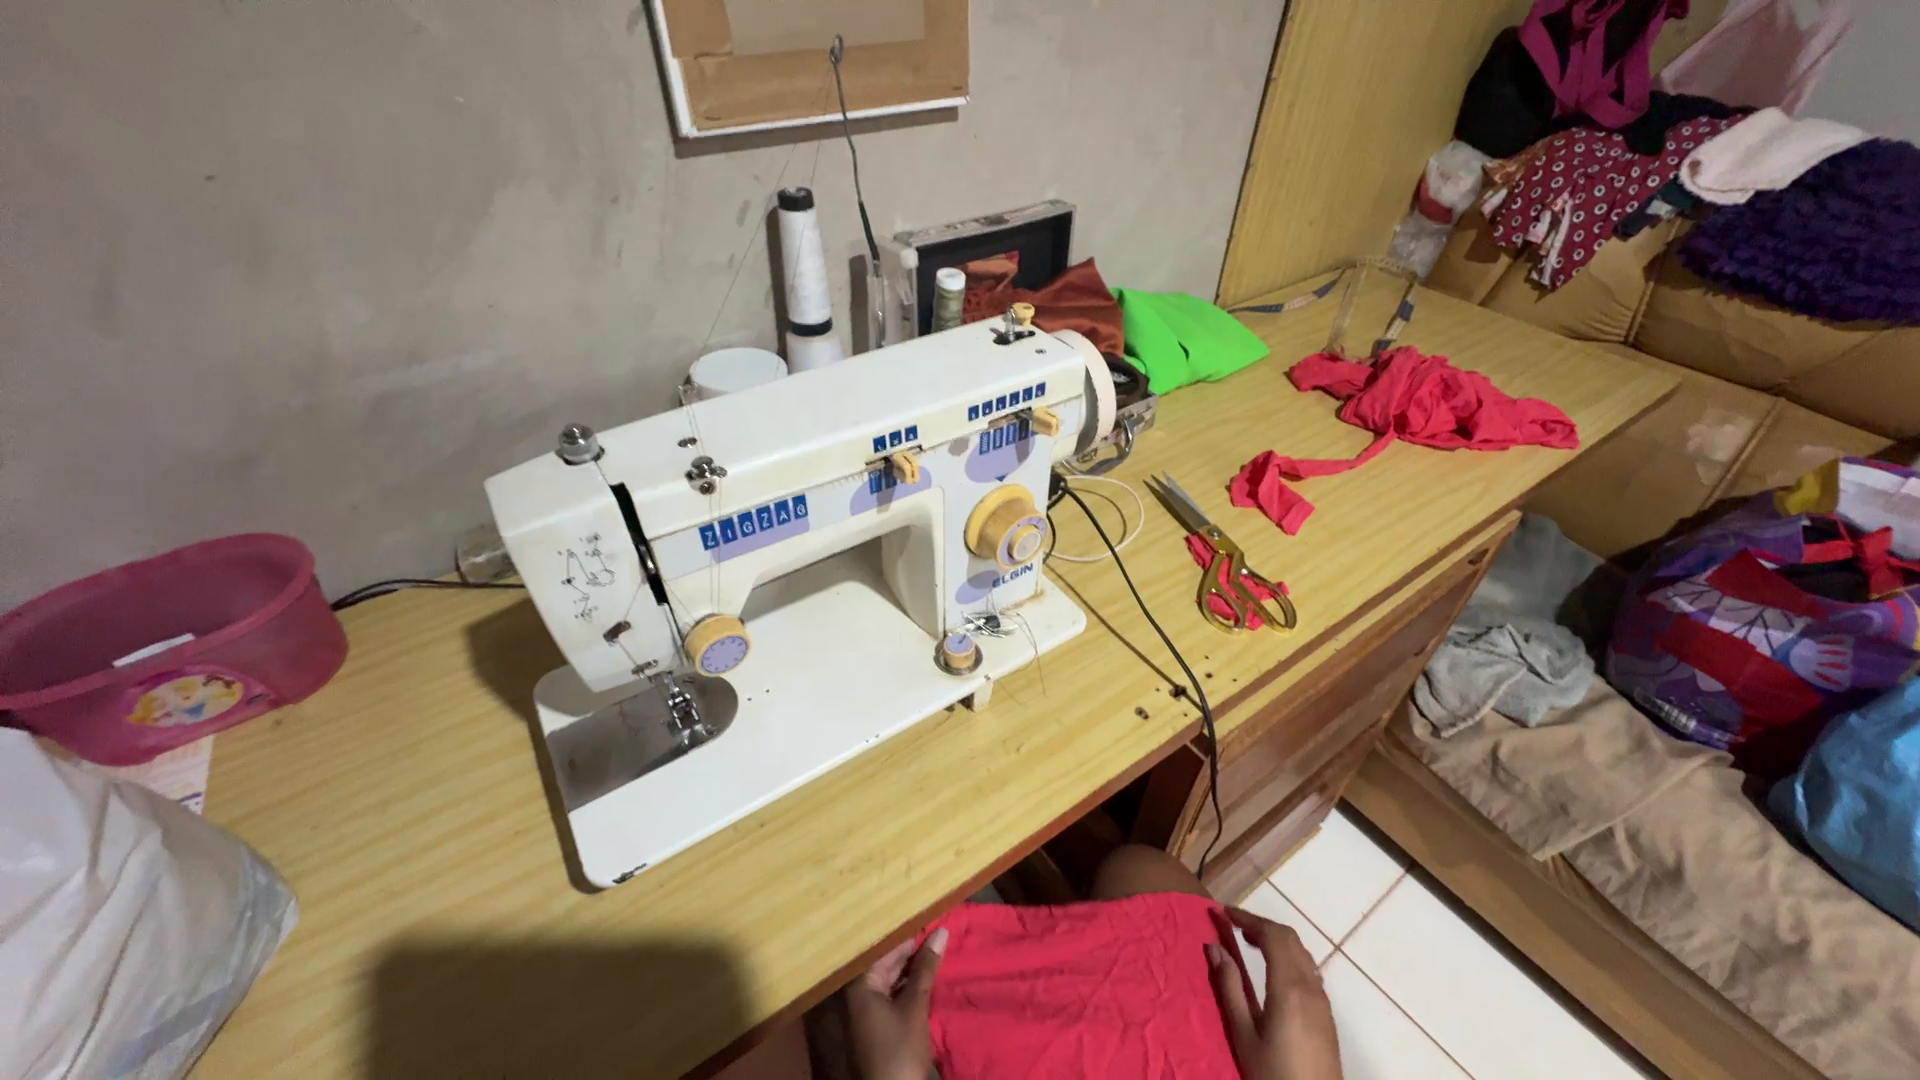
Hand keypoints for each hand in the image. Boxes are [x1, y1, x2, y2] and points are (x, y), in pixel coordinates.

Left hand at [844, 927, 946, 1079]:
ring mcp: (866, 1008)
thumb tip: (941, 932)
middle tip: (938, 930)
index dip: (908, 933)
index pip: (884, 947)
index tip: (929, 917)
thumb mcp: (915, 1005)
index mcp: (860, 983)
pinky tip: (927, 975)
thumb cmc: (898, 1049)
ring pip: (891, 977)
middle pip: (886, 961)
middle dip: (912, 949)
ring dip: (913, 966)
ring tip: (937, 946)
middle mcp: (858, 991)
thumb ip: (925, 968)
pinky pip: (893, 992)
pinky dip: (909, 984)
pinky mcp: (877, 1023)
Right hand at [1208, 908, 1342, 1079]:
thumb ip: (1229, 987)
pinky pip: (1308, 968)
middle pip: (1289, 937)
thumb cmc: (1273, 1075)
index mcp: (1288, 988)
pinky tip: (1272, 969)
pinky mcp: (1327, 1014)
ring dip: (1276, 938)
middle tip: (1233, 925)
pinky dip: (1288, 955)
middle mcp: (1310, 986)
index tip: (1222, 912)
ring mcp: (1323, 1000)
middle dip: (1261, 924)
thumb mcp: (1243, 1034)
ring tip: (1249, 942)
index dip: (1248, 918)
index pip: (1272, 934)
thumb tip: (1215, 947)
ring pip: (1302, 951)